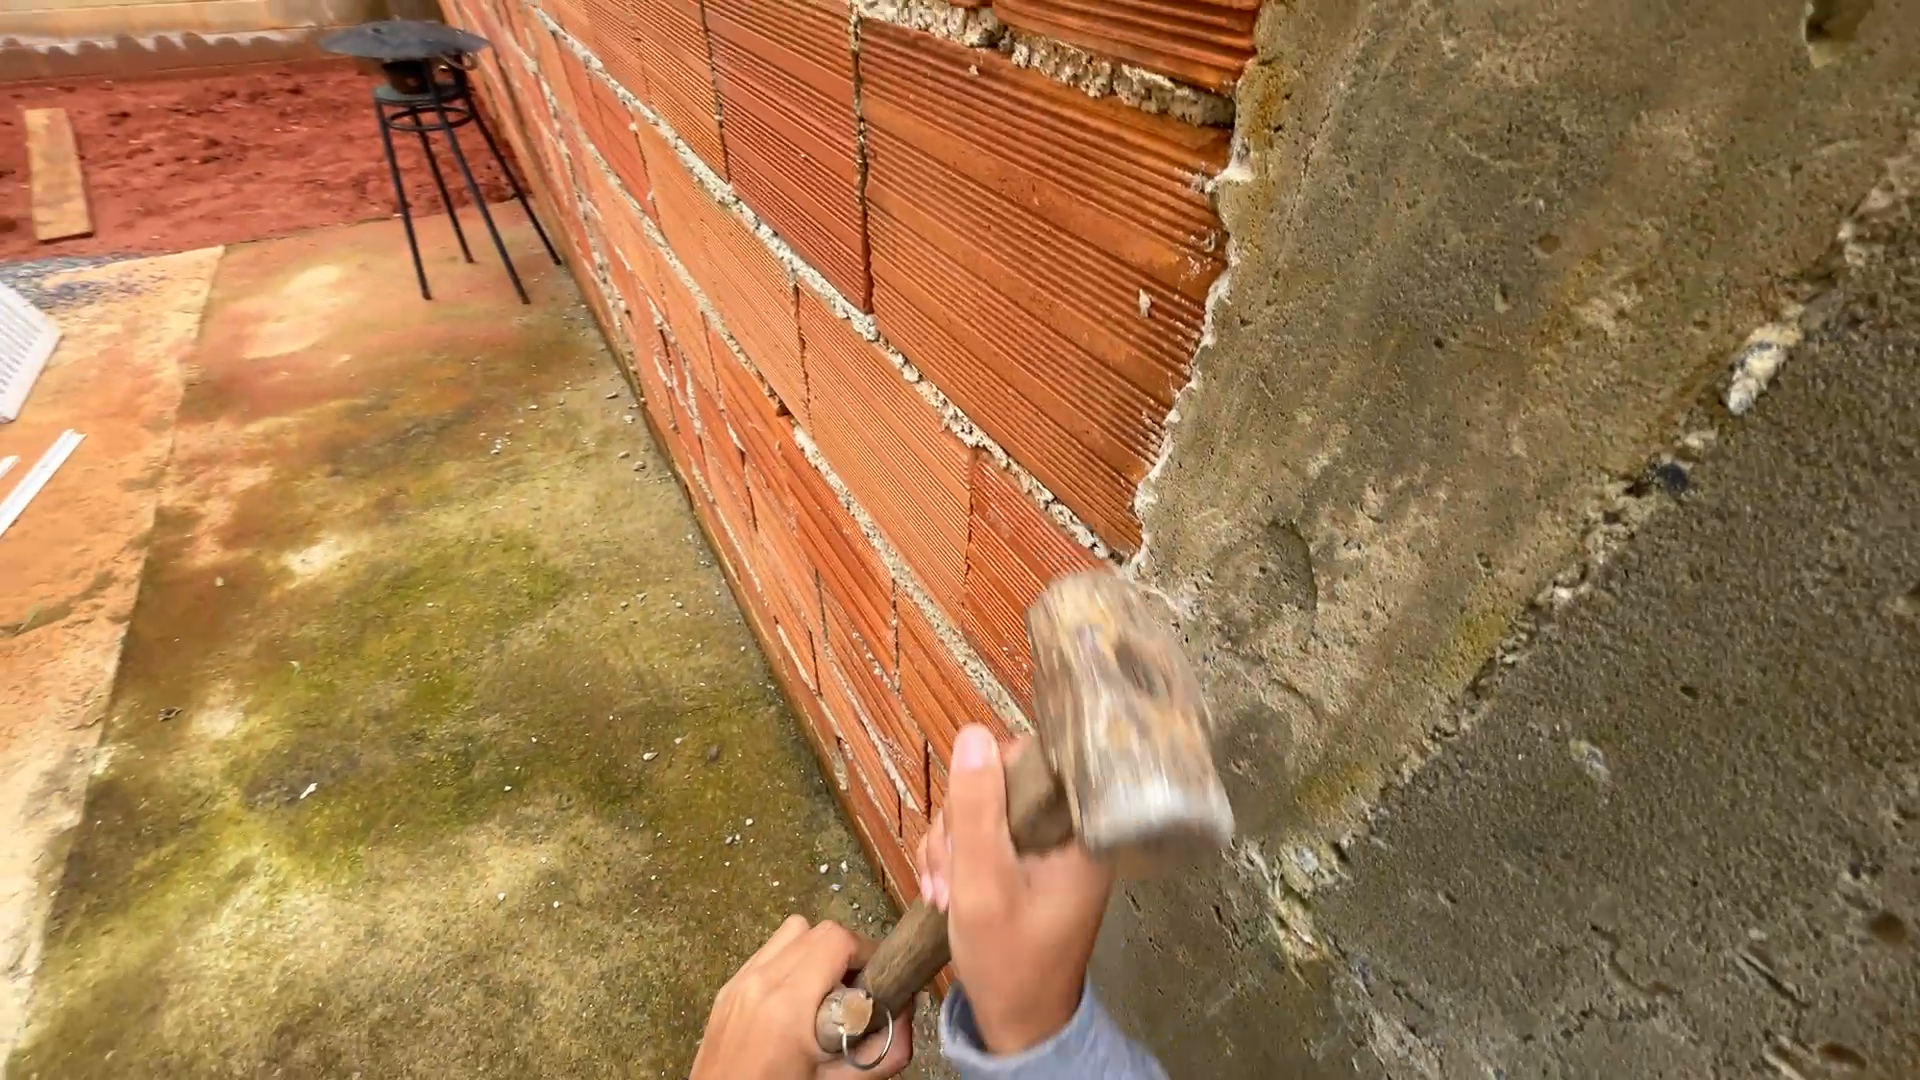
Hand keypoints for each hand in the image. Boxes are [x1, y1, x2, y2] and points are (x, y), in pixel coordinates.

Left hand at [691, 915, 913, 1079]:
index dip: (865, 951)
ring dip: (815, 950)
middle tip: (858, 986)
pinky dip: (790, 962)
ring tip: (826, 988)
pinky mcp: (726, 991)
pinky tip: (795, 999)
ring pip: (790, 932)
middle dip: (845, 951)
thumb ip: (882, 1054)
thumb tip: (909, 1017)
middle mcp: (760, 982)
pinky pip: (767, 953)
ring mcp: (738, 983)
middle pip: (816, 930)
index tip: (878, 976)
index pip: (836, 940)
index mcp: (787, 1005)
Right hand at [918, 725, 1115, 1054]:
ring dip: (948, 845)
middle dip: (958, 825)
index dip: (988, 778)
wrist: (1015, 1024)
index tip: (965, 823)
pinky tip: (943, 890)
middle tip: (948, 875)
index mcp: (1078, 826)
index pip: (1032, 760)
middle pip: (997, 782)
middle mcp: (1064, 828)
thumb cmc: (1009, 961)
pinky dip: (951, 856)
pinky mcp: (1020, 858)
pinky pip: (976, 831)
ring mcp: (1041, 844)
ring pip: (979, 807)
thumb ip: (976, 809)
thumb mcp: (984, 882)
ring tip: (943, 892)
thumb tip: (972, 733)